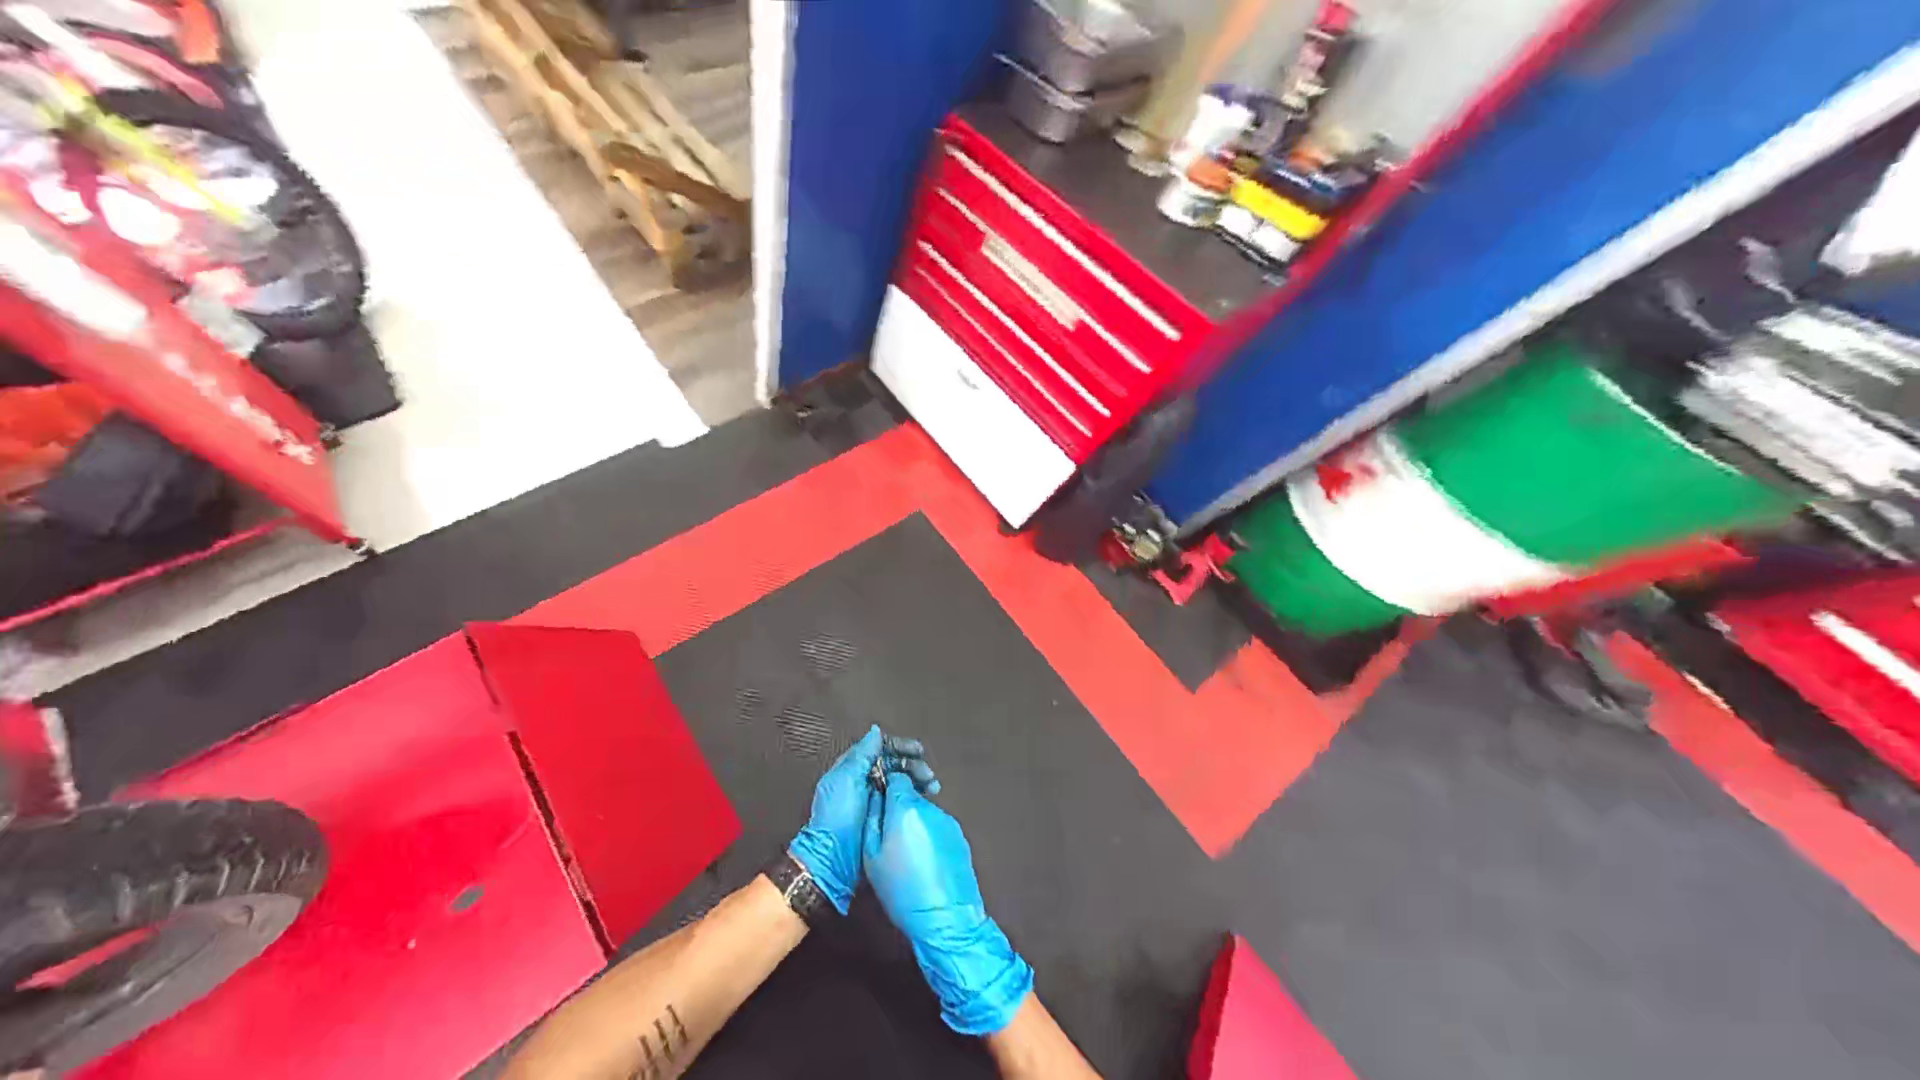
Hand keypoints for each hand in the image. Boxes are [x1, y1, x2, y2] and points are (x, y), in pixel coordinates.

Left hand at [789, 725, 936, 913]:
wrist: (834, 859)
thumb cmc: (840, 814)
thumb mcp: (848, 779)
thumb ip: (863, 753)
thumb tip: (876, 730)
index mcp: (853, 769)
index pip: (880, 749)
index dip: (900, 747)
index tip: (919, 750)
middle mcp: (865, 782)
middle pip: (894, 765)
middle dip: (913, 765)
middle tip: (929, 775)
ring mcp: (876, 802)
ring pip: (902, 783)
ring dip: (918, 781)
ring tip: (933, 788)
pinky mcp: (885, 820)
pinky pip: (903, 802)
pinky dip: (915, 799)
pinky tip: (926, 801)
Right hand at [863, 772, 1032, 1034]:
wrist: (946, 920)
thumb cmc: (902, 890)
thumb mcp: (872, 857)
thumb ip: (871, 819)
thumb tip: (873, 796)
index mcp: (906, 808)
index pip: (896, 777)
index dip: (886, 786)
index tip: (878, 801)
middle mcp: (930, 808)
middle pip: (911, 795)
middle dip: (899, 809)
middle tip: (888, 836)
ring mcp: (949, 822)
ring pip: (925, 812)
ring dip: (914, 824)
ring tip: (907, 854)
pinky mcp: (960, 837)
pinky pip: (938, 827)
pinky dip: (929, 836)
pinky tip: (924, 861)